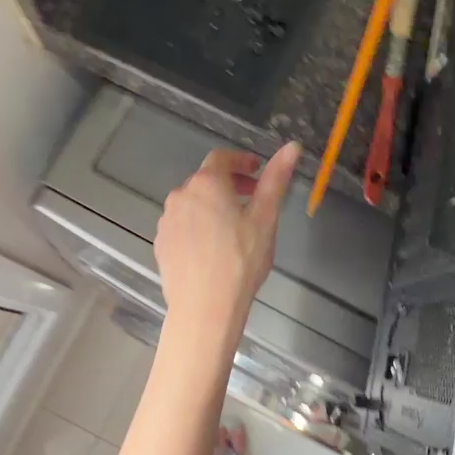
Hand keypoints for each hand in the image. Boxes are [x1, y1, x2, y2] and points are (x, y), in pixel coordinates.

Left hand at [156, 142, 301, 324]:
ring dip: (212, 206)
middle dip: (230, 184)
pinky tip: (213, 249)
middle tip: (252, 201)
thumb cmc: (241, 261)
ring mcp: (167, 221)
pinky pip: (182, 225)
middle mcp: (180, 195)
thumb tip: (292, 147)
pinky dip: (198, 226)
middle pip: (205, 180)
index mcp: (206, 183)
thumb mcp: (265, 218)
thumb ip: (276, 179)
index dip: (241, 161)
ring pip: (192, 203)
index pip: (222, 158)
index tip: (257, 172)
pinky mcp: (161, 244)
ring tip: (234, 229)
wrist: (205, 308)